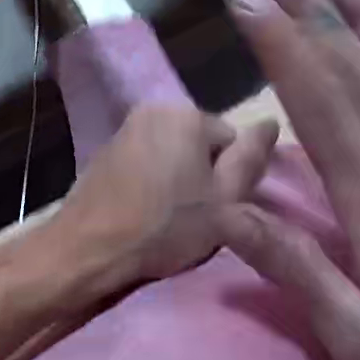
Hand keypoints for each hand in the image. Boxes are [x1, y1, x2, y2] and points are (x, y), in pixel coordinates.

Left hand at [56, 104, 278, 292]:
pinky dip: (148, 183)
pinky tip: (141, 212)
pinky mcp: (101, 155)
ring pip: (169, 155)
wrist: (89, 249)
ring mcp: (122, 131)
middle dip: (201, 175)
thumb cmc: (164, 226)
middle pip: (197, 144)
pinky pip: (142, 163)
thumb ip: (251, 160)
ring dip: (175, 180)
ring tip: (166, 217)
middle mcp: (151, 111)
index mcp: (185, 114)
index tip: (218, 207)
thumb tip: (270, 123)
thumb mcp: (224, 200)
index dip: (231, 177)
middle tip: (194, 216)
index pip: (230, 140)